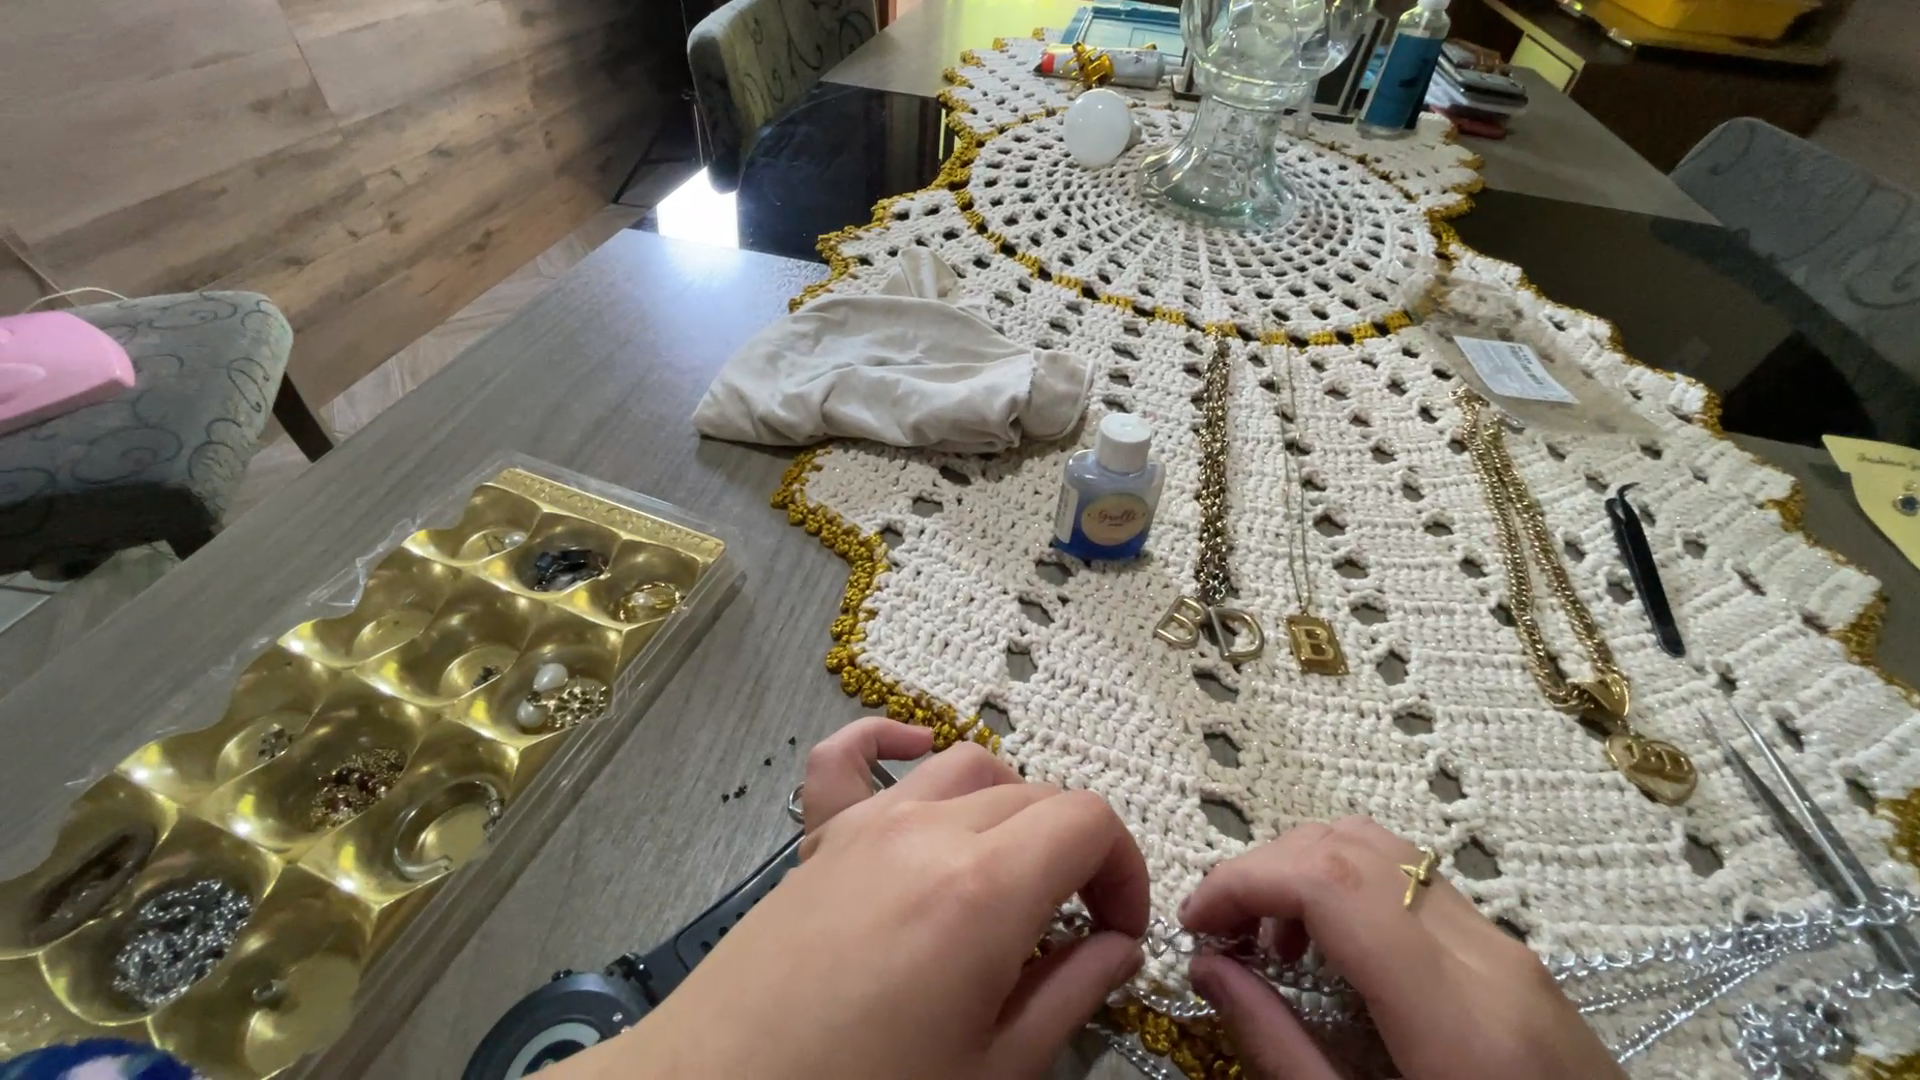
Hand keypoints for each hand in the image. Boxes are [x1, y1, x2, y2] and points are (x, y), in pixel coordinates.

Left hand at [556, 718, 1149, 1079]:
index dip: (1125, 869)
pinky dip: (891, 739)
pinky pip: (851, 754)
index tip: (1119, 931)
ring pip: (970, 768)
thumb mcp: (994, 1071)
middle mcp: (930, 829)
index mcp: (982, 888)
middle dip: (1077, 851)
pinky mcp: (823, 831)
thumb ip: (1072, 994)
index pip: (1088, 821)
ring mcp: (869, 819)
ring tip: (1012, 871)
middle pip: (1037, 796)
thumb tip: (1118, 946)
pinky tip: (916, 750)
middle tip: (1076, 925)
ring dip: (1013, 808)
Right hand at [1182, 817, 1623, 1079]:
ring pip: (1376, 845)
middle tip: (1218, 931)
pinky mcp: (1513, 951)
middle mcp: (1490, 955)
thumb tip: (1206, 968)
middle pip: (1346, 845)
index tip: (1194, 924)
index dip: (1243, 881)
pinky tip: (1328, 946)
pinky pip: (1407, 877)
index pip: (1330, 882)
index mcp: (1462, 1017)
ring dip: (1300, 868)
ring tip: (1269, 939)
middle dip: (1260, 870)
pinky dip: (1341, 882)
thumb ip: (1280, 1051)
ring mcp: (1510, 945)